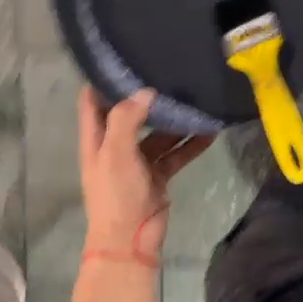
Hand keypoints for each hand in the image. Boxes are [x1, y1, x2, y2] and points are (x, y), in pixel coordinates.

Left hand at [78, 88, 213, 258]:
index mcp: (95, 140)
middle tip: (169, 74)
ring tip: (196, 101)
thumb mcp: (116, 153)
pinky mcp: (158, 176)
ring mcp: (138, 162)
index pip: (93, 102)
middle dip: (147, 98)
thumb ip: (127, 119)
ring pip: (158, 135)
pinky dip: (191, 144)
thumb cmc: (116, 194)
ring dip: (175, 121)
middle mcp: (115, 147)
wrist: (130, 240)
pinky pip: (175, 155)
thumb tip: (147, 92)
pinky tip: (209, 132)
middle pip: (129, 115)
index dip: (104, 81)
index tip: (125, 61)